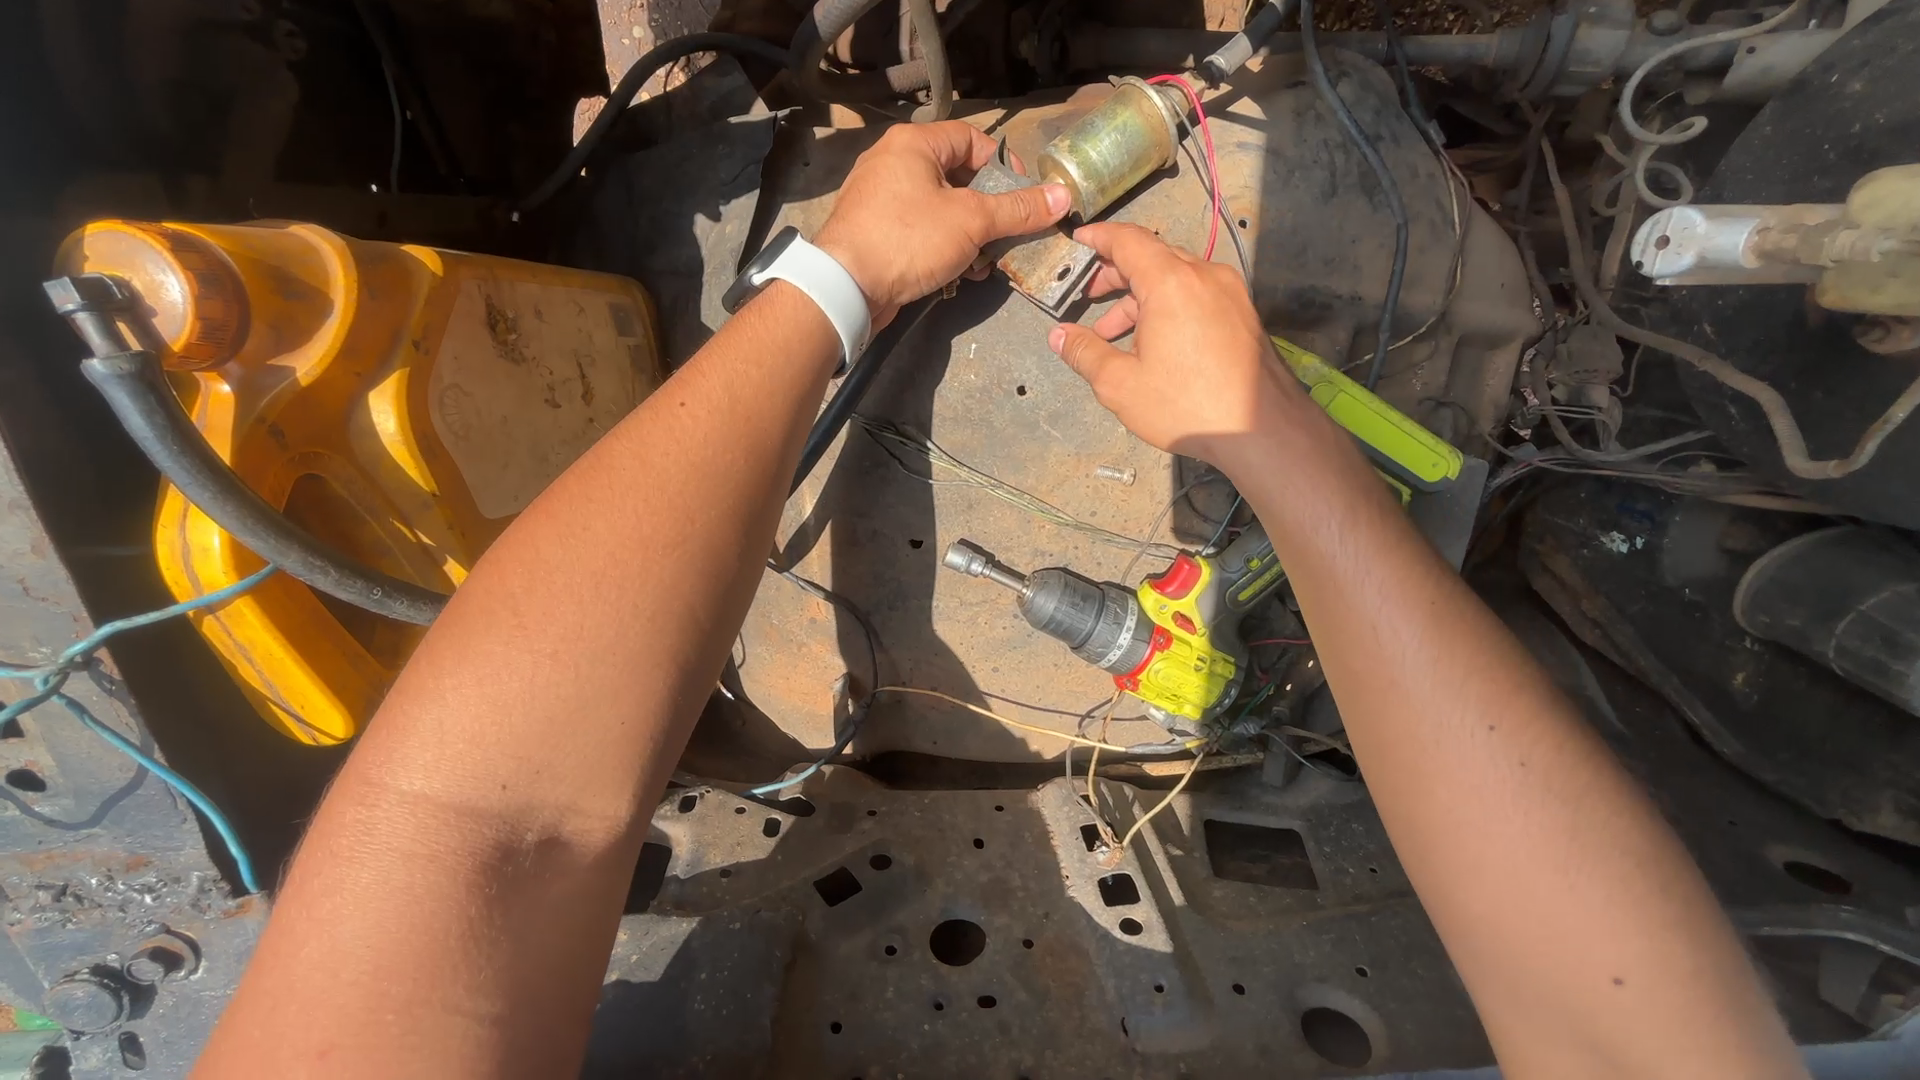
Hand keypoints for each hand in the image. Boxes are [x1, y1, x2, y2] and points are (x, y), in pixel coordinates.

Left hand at [814, 121, 1070, 327]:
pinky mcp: (877, 234)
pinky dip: (945, 248)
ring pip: (942, 209)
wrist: (846, 287)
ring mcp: (881, 199)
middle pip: (958, 178)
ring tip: (984, 262)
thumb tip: (1062, 196)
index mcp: (914, 144)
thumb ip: (1017, 209)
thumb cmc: (909, 240)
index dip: (1003, 166)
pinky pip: (922, 232)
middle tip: (1006, 237)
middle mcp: (894, 163)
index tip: (1022, 199)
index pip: (972, 140)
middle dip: (989, 211)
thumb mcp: (971, 221)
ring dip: (970, 235)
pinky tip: (960, 273)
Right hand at [1048, 223, 1307, 470]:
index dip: (1099, 237)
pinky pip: (1195, 295)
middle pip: (1152, 257)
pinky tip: (1152, 342)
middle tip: (1088, 295)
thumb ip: (1084, 353)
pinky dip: (1167, 306)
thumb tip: (1058, 336)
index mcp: (1170, 282)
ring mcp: (1227, 293)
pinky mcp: (1241, 313)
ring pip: (1174, 278)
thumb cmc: (1186, 405)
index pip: (1129, 240)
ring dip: (1140, 298)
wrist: (1261, 429)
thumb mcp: (1120, 384)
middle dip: (1116, 273)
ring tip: (1113, 334)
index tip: (1078, 241)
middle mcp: (1203, 275)